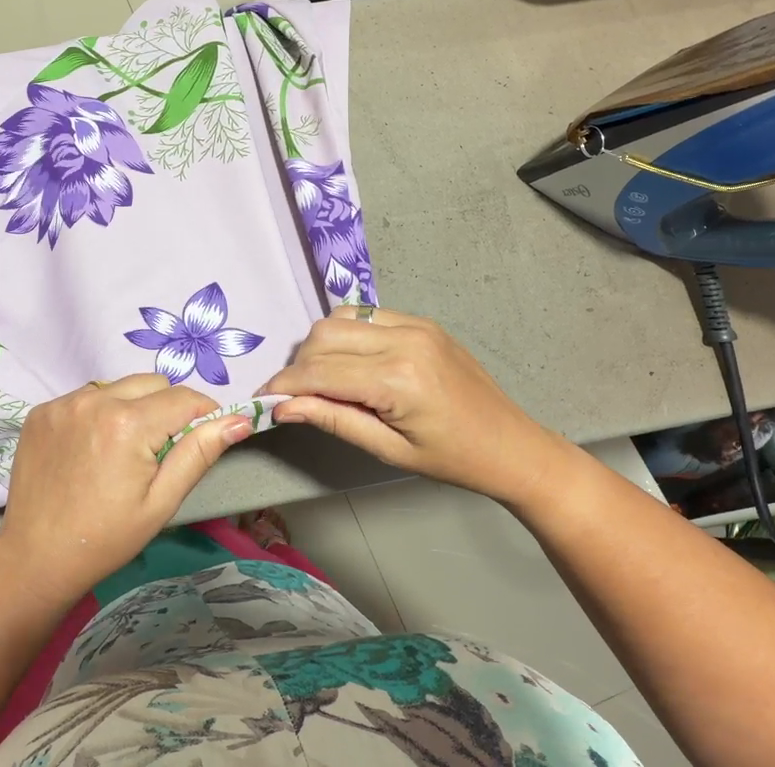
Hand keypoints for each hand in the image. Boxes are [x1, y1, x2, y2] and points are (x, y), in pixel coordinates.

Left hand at [0, 374, 252, 604]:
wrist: (36, 556)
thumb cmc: (106, 538)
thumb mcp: (161, 502)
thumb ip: (199, 454)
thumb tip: (239, 420)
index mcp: (128, 423)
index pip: (184, 397)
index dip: (204, 414)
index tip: (205, 436)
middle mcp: (94, 400)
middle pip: (152, 383)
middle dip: (167, 408)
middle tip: (159, 450)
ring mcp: (63, 403)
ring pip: (118, 387)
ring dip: (131, 407)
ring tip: (122, 451)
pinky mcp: (42, 411)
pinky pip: (85, 397)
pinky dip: (98, 414)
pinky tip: (90, 450)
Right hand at [262, 306, 564, 503]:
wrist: (513, 446)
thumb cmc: (452, 460)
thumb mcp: (388, 450)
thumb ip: (333, 420)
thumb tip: (282, 407)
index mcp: (398, 380)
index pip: (319, 372)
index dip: (285, 386)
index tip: (262, 399)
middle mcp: (404, 341)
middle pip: (323, 336)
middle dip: (300, 365)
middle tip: (298, 396)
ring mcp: (415, 325)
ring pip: (340, 319)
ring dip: (320, 346)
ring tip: (324, 379)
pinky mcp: (422, 322)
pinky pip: (367, 315)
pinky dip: (347, 334)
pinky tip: (352, 362)